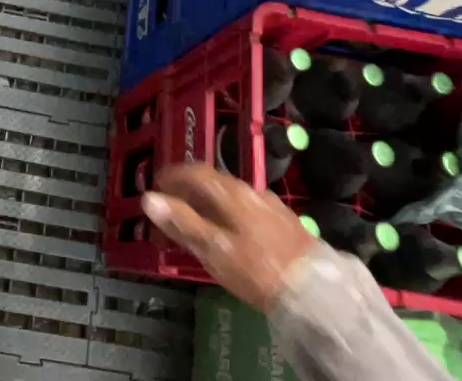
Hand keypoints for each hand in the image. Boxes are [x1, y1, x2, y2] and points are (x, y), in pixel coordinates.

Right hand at [141, 162, 316, 310]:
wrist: (312, 289)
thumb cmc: (255, 268)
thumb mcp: (213, 248)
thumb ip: (182, 222)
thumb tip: (149, 198)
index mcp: (230, 192)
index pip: (196, 171)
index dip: (174, 175)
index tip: (158, 182)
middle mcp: (249, 190)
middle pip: (214, 181)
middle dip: (190, 189)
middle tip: (172, 204)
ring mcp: (269, 205)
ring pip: (231, 195)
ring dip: (210, 202)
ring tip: (198, 220)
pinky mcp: (283, 222)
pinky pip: (247, 209)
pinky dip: (229, 213)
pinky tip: (230, 232)